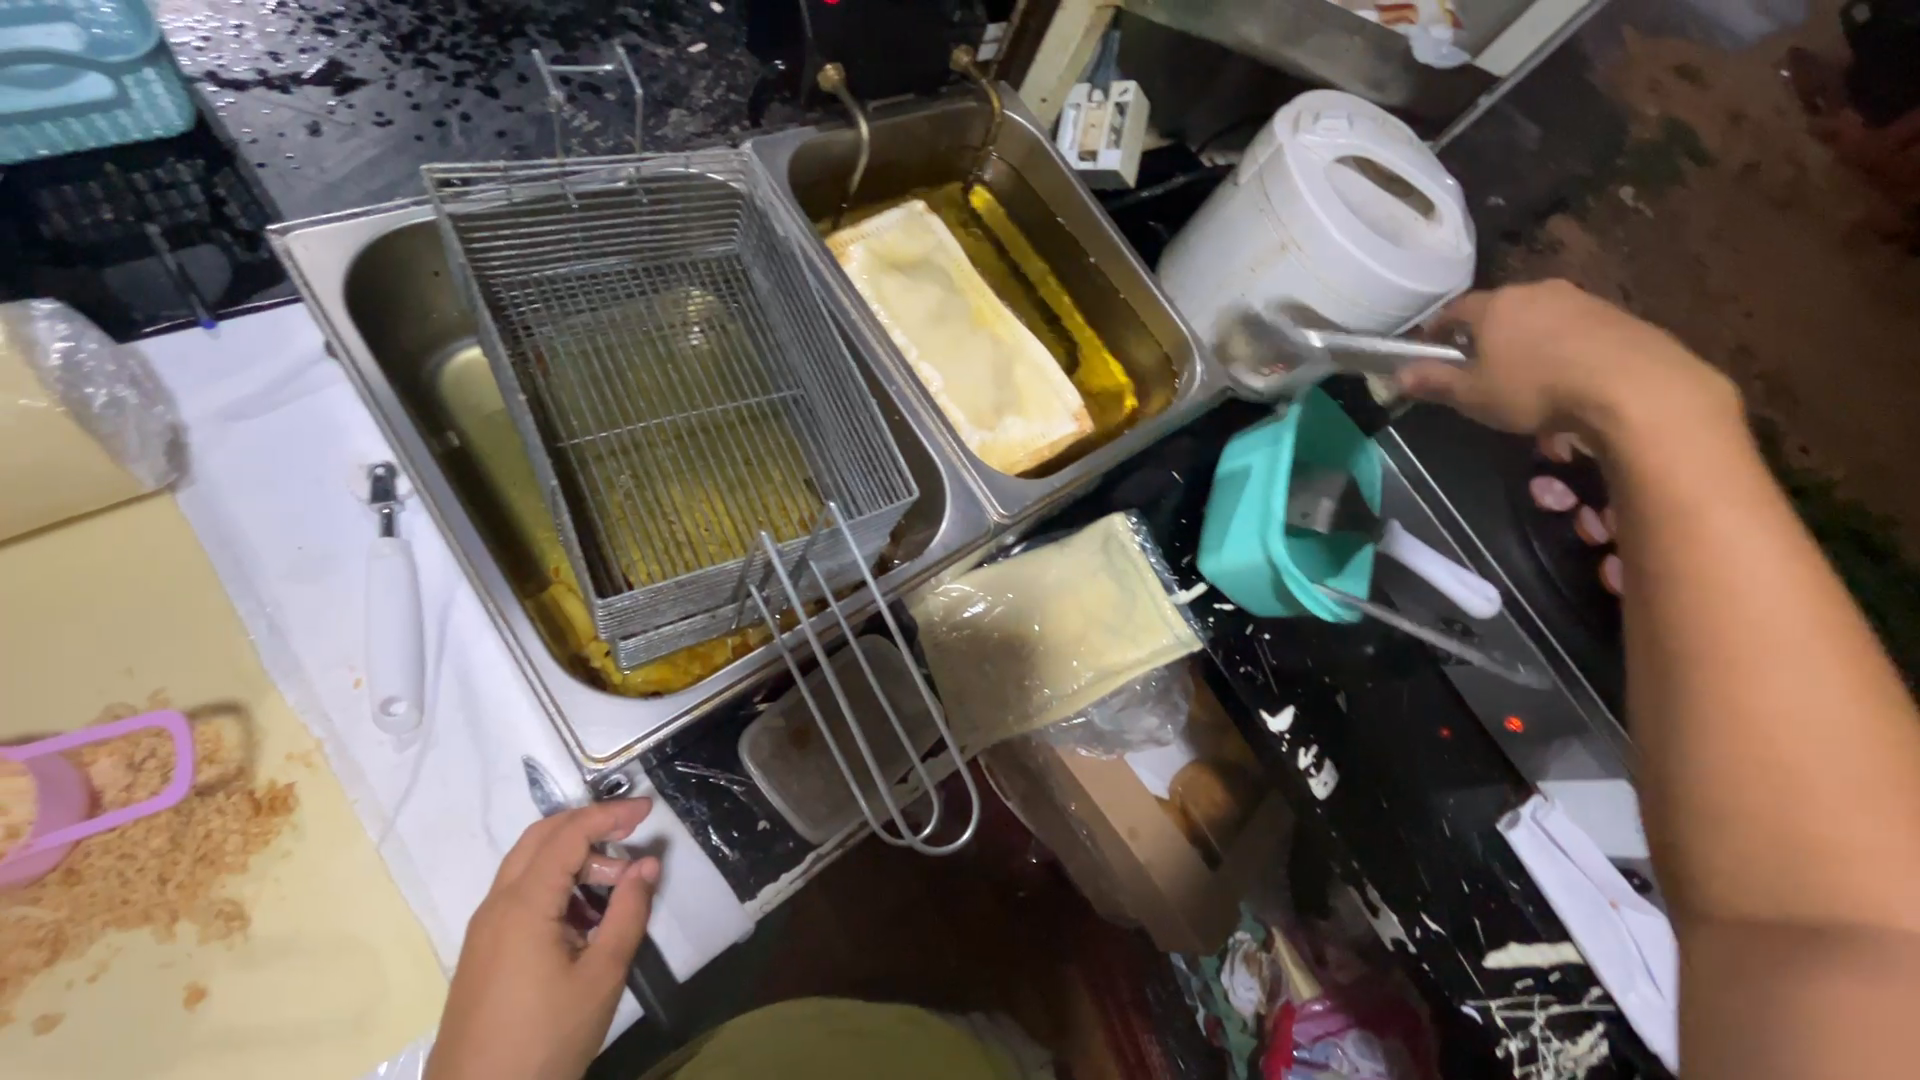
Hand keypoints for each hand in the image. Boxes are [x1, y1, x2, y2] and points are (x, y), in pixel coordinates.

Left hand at [427, 800, 660, 1079]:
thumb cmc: (545, 1039)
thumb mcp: (602, 976)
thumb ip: (628, 912)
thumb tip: (647, 864)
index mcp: (524, 905)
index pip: (569, 834)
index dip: (610, 814)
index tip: (649, 810)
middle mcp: (497, 905)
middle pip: (541, 837)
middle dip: (588, 823)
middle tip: (633, 828)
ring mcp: (485, 929)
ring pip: (528, 864)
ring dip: (573, 855)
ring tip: (617, 880)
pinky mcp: (484, 951)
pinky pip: (520, 893)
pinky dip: (556, 881)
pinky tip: (585, 911)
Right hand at [1397, 280, 1741, 454]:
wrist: (1633, 386)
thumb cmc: (1536, 388)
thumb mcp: (1473, 395)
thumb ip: (1434, 382)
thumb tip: (1396, 375)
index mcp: (1495, 305)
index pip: (1453, 310)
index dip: (1437, 330)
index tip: (1430, 351)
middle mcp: (1535, 291)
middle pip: (1498, 312)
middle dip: (1485, 338)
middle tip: (1479, 371)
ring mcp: (1580, 300)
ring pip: (1537, 322)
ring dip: (1526, 346)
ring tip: (1526, 384)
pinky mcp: (1615, 316)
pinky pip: (1573, 333)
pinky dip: (1561, 353)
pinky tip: (1565, 384)